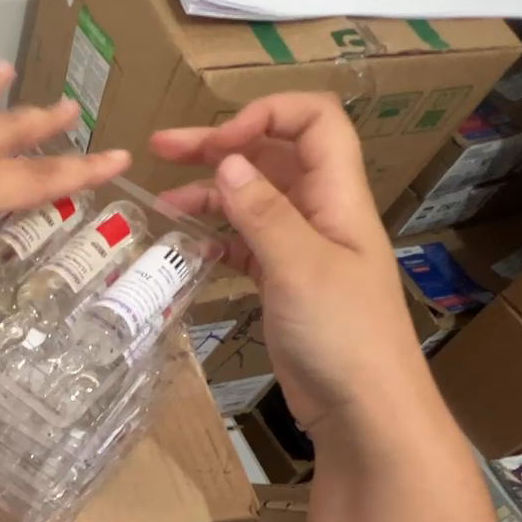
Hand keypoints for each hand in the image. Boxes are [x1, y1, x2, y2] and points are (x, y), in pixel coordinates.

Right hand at [150, 93, 421, 431]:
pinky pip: (244, 247)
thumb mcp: (299, 266)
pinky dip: (215, 241)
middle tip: (161, 148)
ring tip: (161, 206)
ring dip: (208, 197)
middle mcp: (318, 214)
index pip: (311, 123)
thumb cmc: (341, 333)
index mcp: (337, 196)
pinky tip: (186, 249)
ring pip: (251, 203)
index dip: (264, 116)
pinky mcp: (281, 284)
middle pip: (270, 158)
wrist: (360, 405)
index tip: (213, 144)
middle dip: (218, 146)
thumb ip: (261, 212)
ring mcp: (299, 250)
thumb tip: (226, 162)